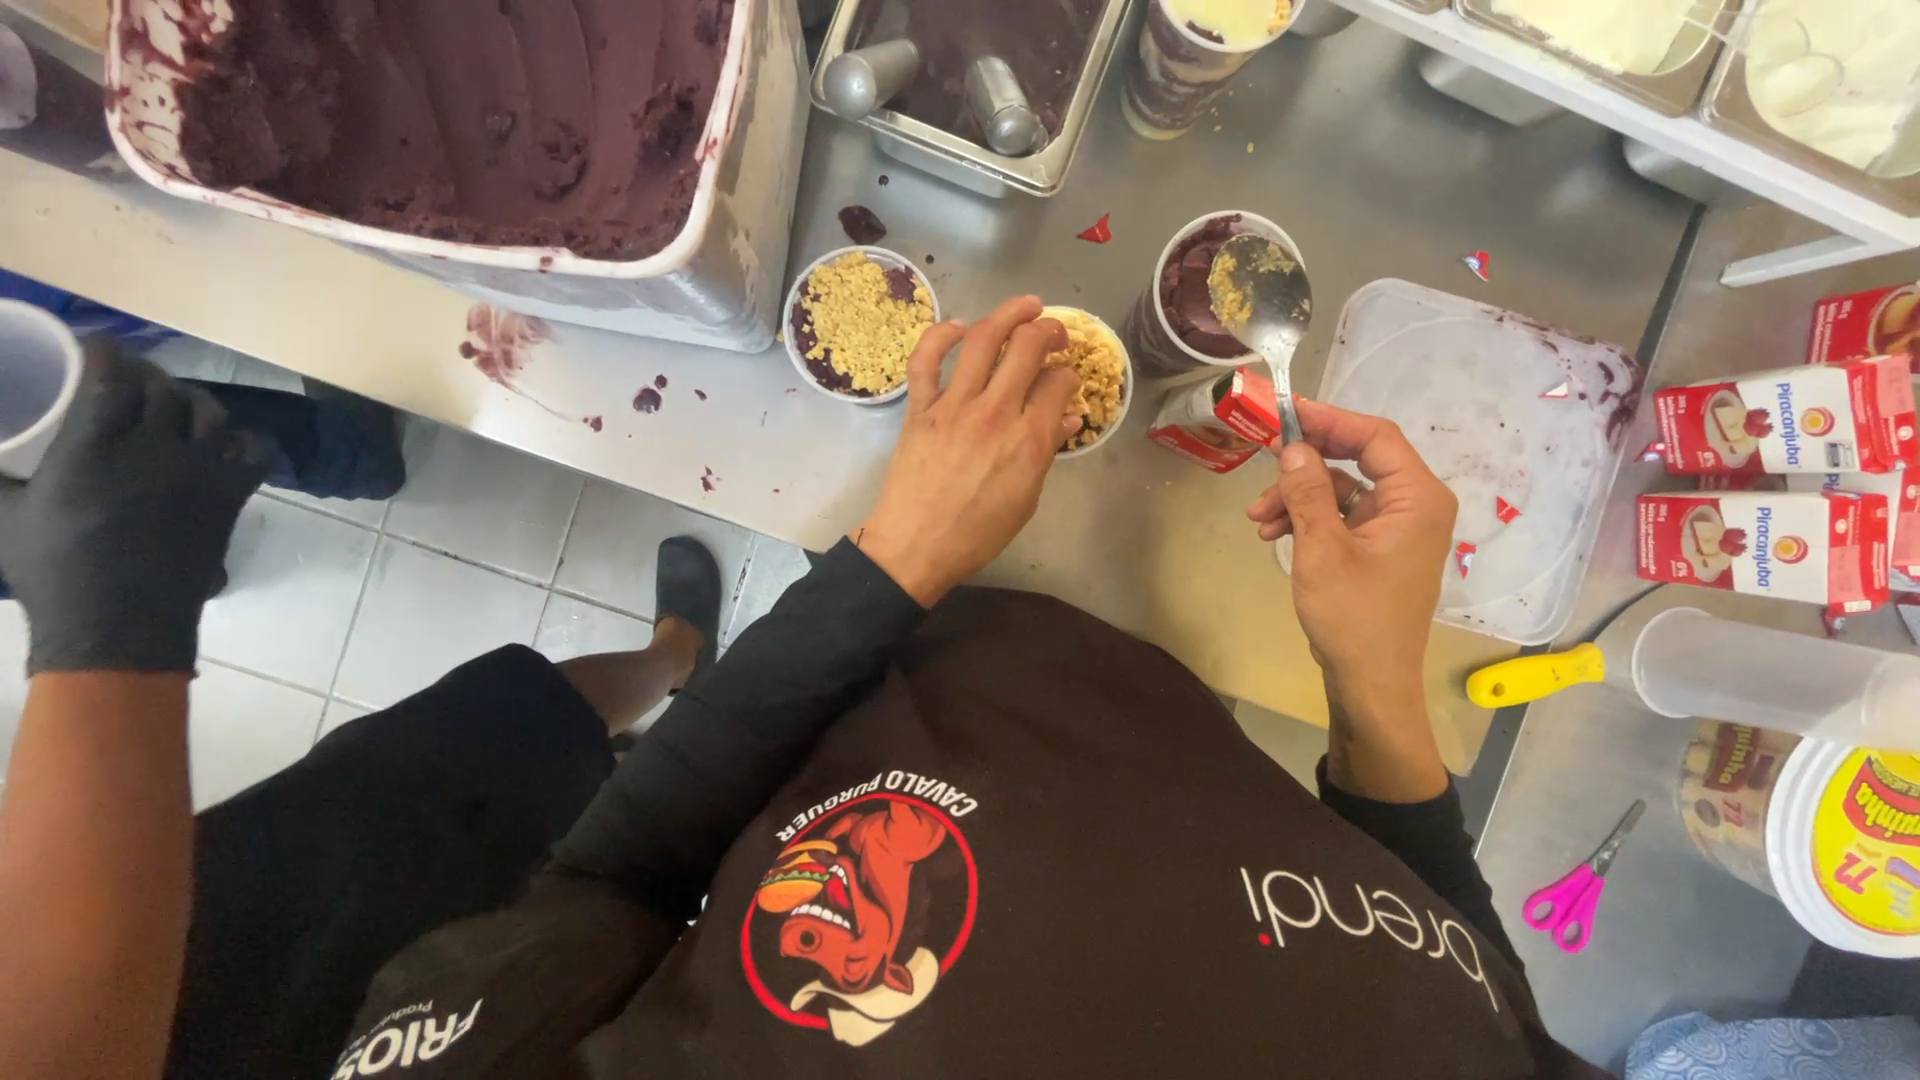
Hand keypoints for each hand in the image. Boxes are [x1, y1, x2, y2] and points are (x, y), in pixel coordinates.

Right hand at [0, 343, 271, 673]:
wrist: (124, 614)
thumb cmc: (52, 566)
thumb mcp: (4, 512)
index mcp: (94, 447)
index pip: (113, 380)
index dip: (109, 352)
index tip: (99, 342)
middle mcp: (156, 450)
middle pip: (165, 391)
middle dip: (150, 373)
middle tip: (135, 374)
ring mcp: (203, 471)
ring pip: (212, 415)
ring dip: (195, 401)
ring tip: (178, 402)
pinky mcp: (234, 495)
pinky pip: (255, 452)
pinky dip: (245, 439)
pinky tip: (229, 439)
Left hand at [853, 296, 1081, 606]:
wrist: (916, 546)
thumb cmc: (977, 533)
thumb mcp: (1025, 499)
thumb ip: (1047, 452)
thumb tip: (1067, 419)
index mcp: (1029, 440)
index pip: (1059, 384)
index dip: (1070, 375)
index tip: (1068, 378)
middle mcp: (995, 413)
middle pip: (1028, 348)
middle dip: (1050, 332)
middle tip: (1056, 331)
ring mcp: (954, 405)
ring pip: (983, 340)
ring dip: (1009, 314)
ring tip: (1026, 305)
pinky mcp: (920, 408)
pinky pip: (926, 360)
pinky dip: (941, 335)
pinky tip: (958, 326)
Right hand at [1245, 398, 1456, 719]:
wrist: (1369, 680)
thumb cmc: (1353, 616)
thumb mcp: (1322, 550)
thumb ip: (1308, 492)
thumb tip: (1293, 446)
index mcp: (1418, 500)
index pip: (1376, 438)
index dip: (1330, 419)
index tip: (1286, 411)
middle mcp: (1414, 506)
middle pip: (1356, 461)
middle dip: (1305, 464)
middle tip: (1263, 459)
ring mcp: (1396, 528)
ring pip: (1341, 490)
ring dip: (1297, 497)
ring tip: (1258, 518)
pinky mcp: (1376, 548)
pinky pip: (1340, 516)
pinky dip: (1307, 519)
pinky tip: (1273, 533)